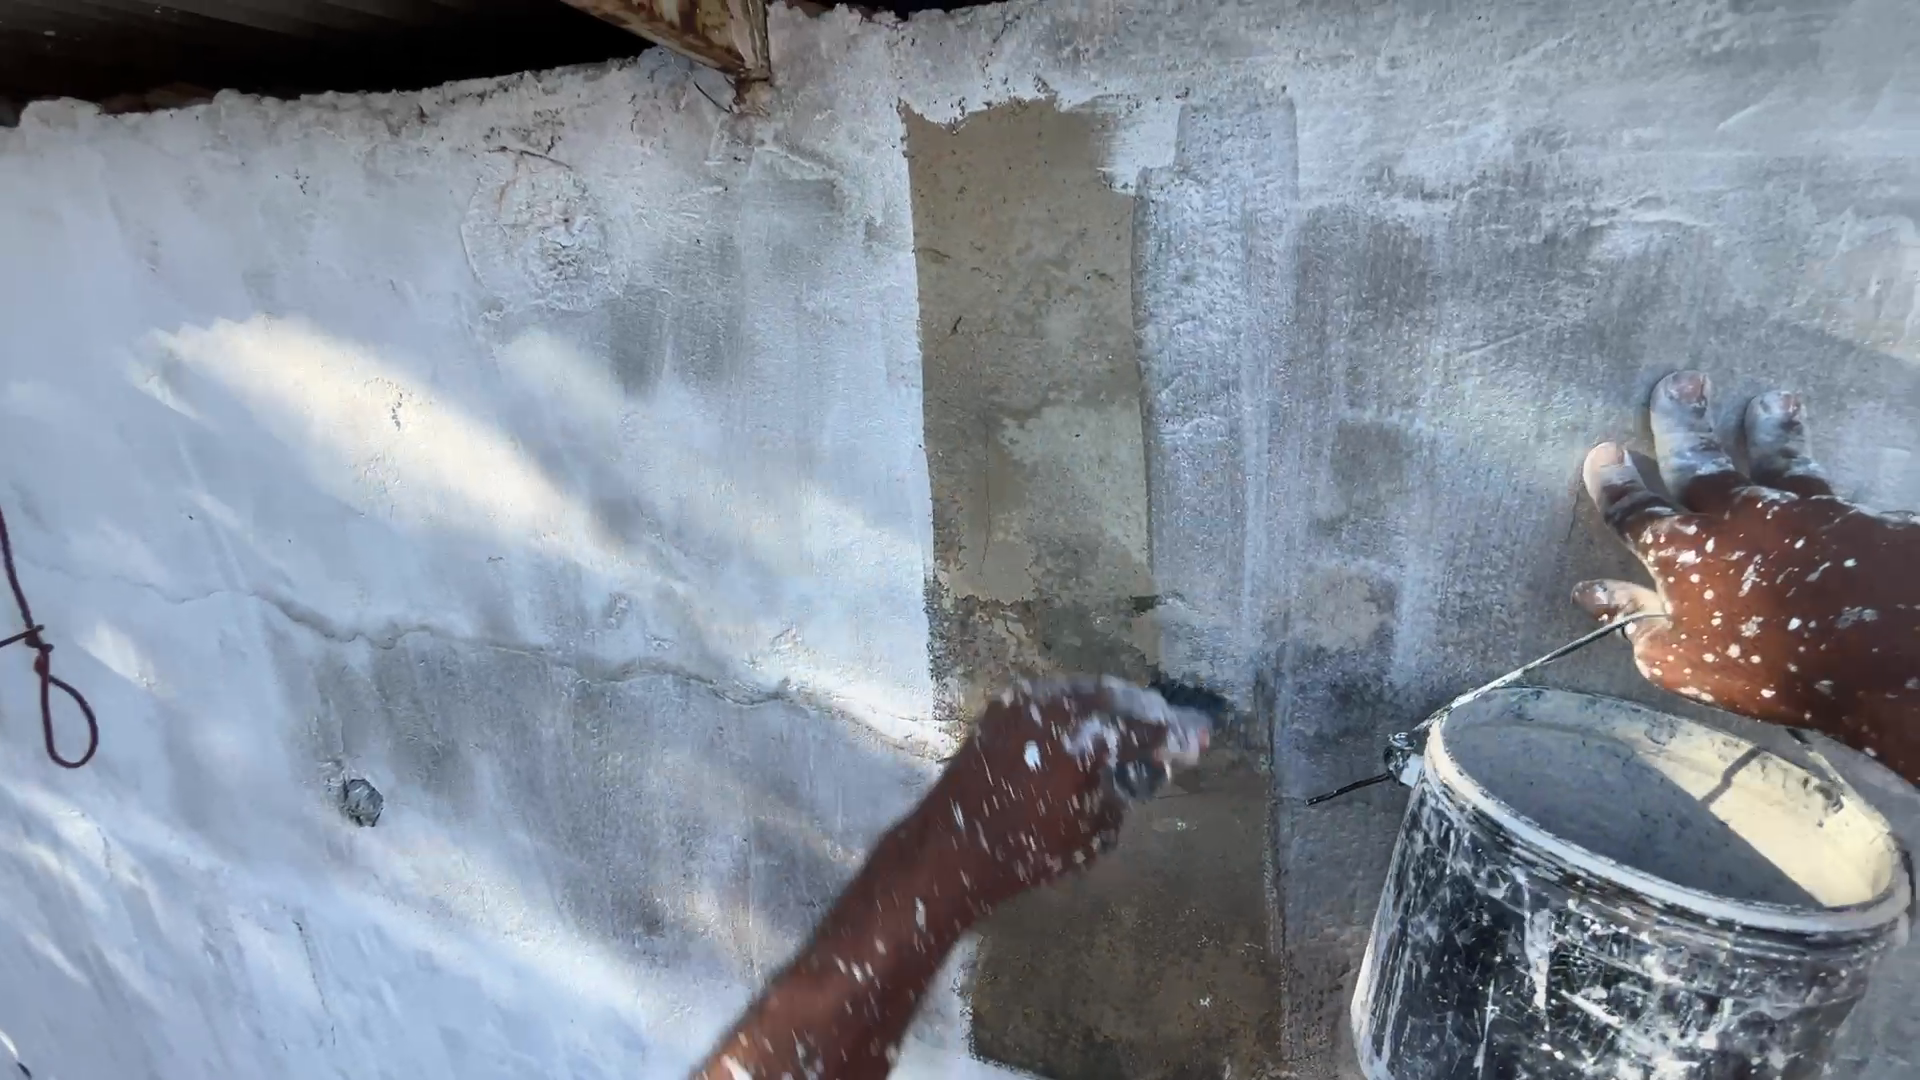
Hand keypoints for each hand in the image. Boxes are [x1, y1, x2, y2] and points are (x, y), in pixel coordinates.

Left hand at [694, 677, 1209, 1079]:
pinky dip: (1081, 704)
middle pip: (1117, 697)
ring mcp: (1024, 701)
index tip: (1200, 735)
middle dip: (1147, 712)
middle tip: (1170, 726)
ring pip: (1085, 689)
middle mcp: (1053, 709)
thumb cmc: (1025, 852)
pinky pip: (1056, 694)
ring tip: (1135, 720)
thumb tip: (1144, 766)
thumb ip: (1125, 791)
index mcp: (1081, 742)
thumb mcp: (1093, 833)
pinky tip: (1092, 719)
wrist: (951, 844)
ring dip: (1114, 703)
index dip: (1176, 734)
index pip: (1144, 729)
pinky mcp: (1004, 704)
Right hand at [1575, 371, 1919, 772]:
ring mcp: (1809, 514)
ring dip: (1769, 429)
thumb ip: (1632, 619)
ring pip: (1779, 460)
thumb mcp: (1677, 659)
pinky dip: (1835, 484)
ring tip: (1771, 399)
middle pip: (1700, 460)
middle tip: (1680, 382)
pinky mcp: (1874, 522)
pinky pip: (1846, 497)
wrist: (1904, 667)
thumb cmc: (1770, 670)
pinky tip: (1838, 479)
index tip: (1602, 449)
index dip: (1612, 480)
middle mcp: (1737, 517)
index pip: (1632, 508)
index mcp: (1680, 551)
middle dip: (1683, 422)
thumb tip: (1589, 591)